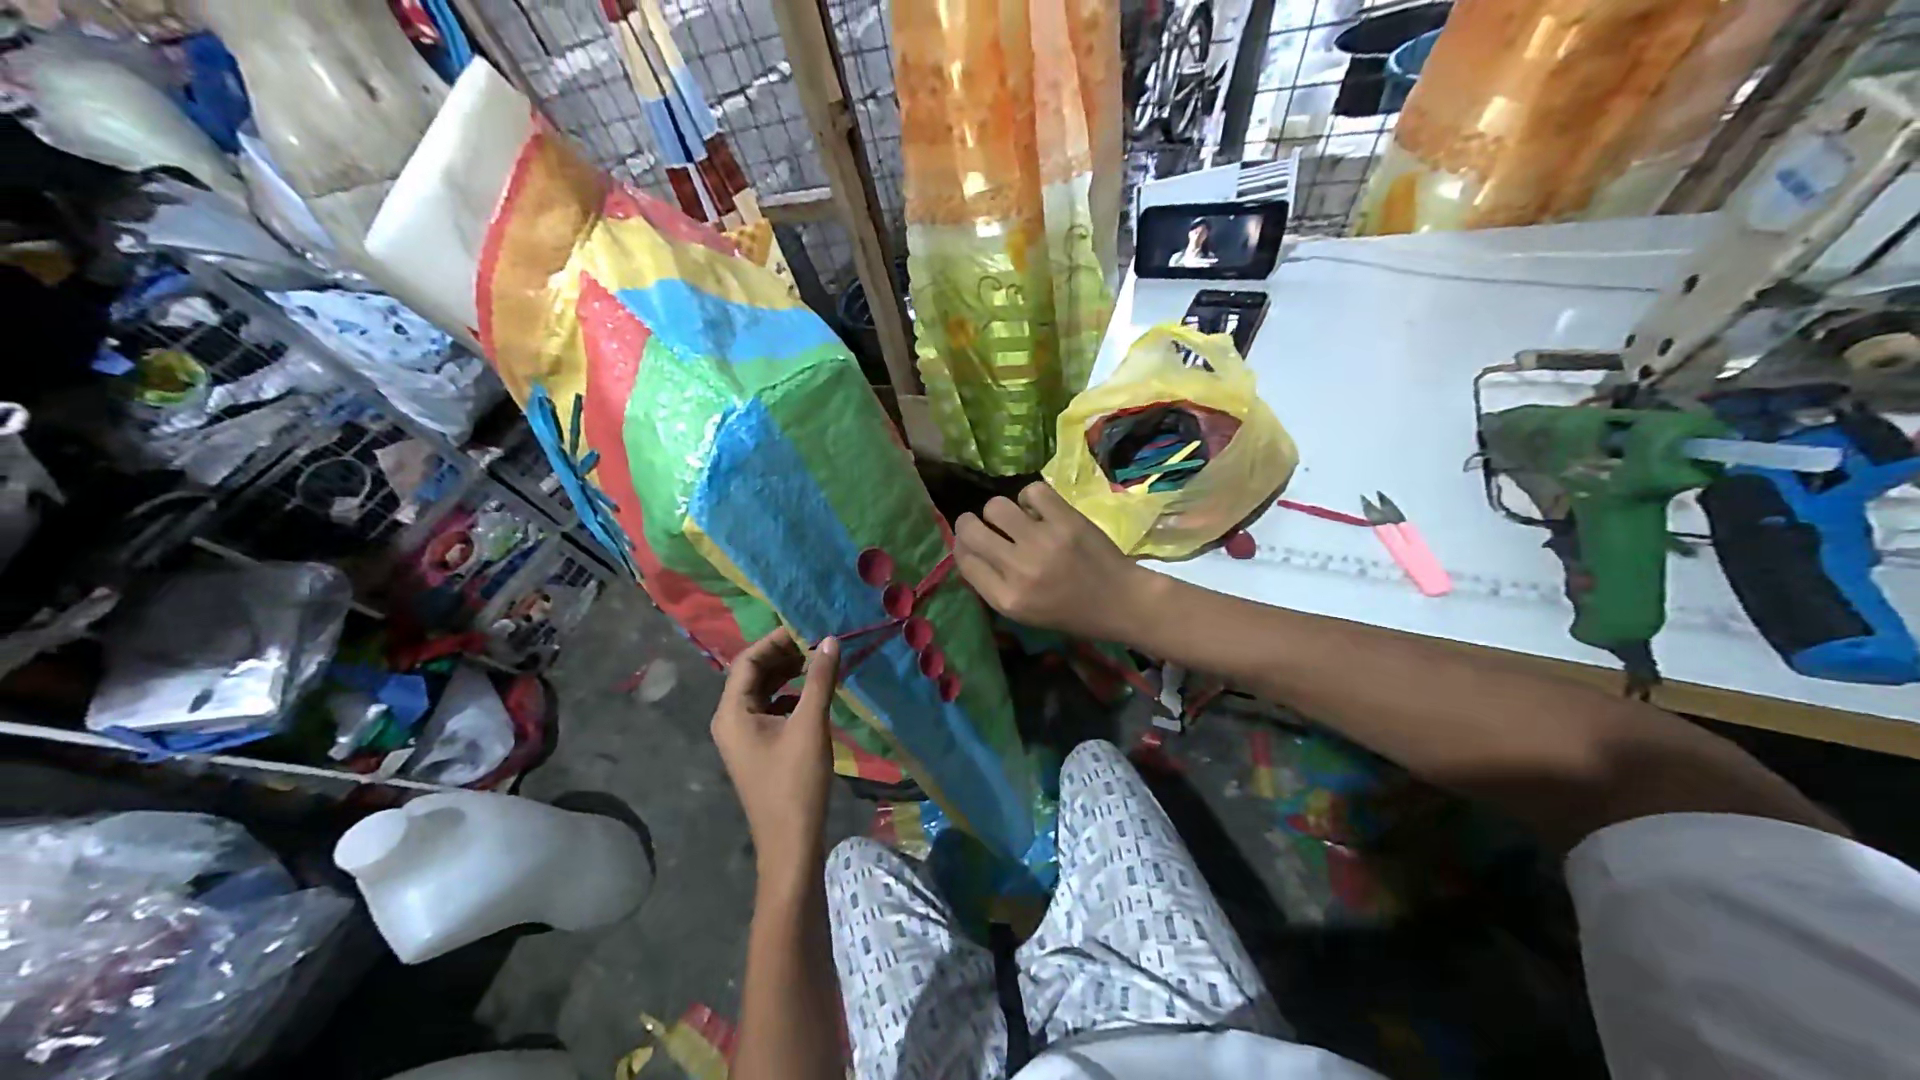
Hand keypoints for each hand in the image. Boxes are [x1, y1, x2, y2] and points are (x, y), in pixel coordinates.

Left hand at [711, 628, 840, 890]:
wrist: (790, 842)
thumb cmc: (795, 783)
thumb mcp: (810, 725)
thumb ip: (820, 680)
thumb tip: (829, 640)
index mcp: (731, 712)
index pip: (747, 661)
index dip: (776, 641)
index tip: (807, 629)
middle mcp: (729, 720)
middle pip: (752, 674)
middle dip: (783, 656)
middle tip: (817, 644)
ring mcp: (742, 736)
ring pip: (762, 692)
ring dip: (788, 675)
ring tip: (819, 663)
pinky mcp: (757, 748)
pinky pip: (769, 709)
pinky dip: (789, 695)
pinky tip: (813, 694)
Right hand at [954, 481, 1151, 642]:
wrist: (1120, 601)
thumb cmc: (1069, 611)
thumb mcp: (1022, 611)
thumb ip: (991, 583)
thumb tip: (966, 547)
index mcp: (1006, 599)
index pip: (963, 559)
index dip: (962, 545)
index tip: (972, 542)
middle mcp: (1018, 570)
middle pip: (970, 530)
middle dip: (970, 523)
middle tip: (984, 524)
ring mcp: (1042, 542)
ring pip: (996, 506)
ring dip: (1001, 510)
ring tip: (1017, 518)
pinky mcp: (1065, 520)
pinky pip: (1031, 491)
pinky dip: (1031, 497)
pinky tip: (1040, 510)